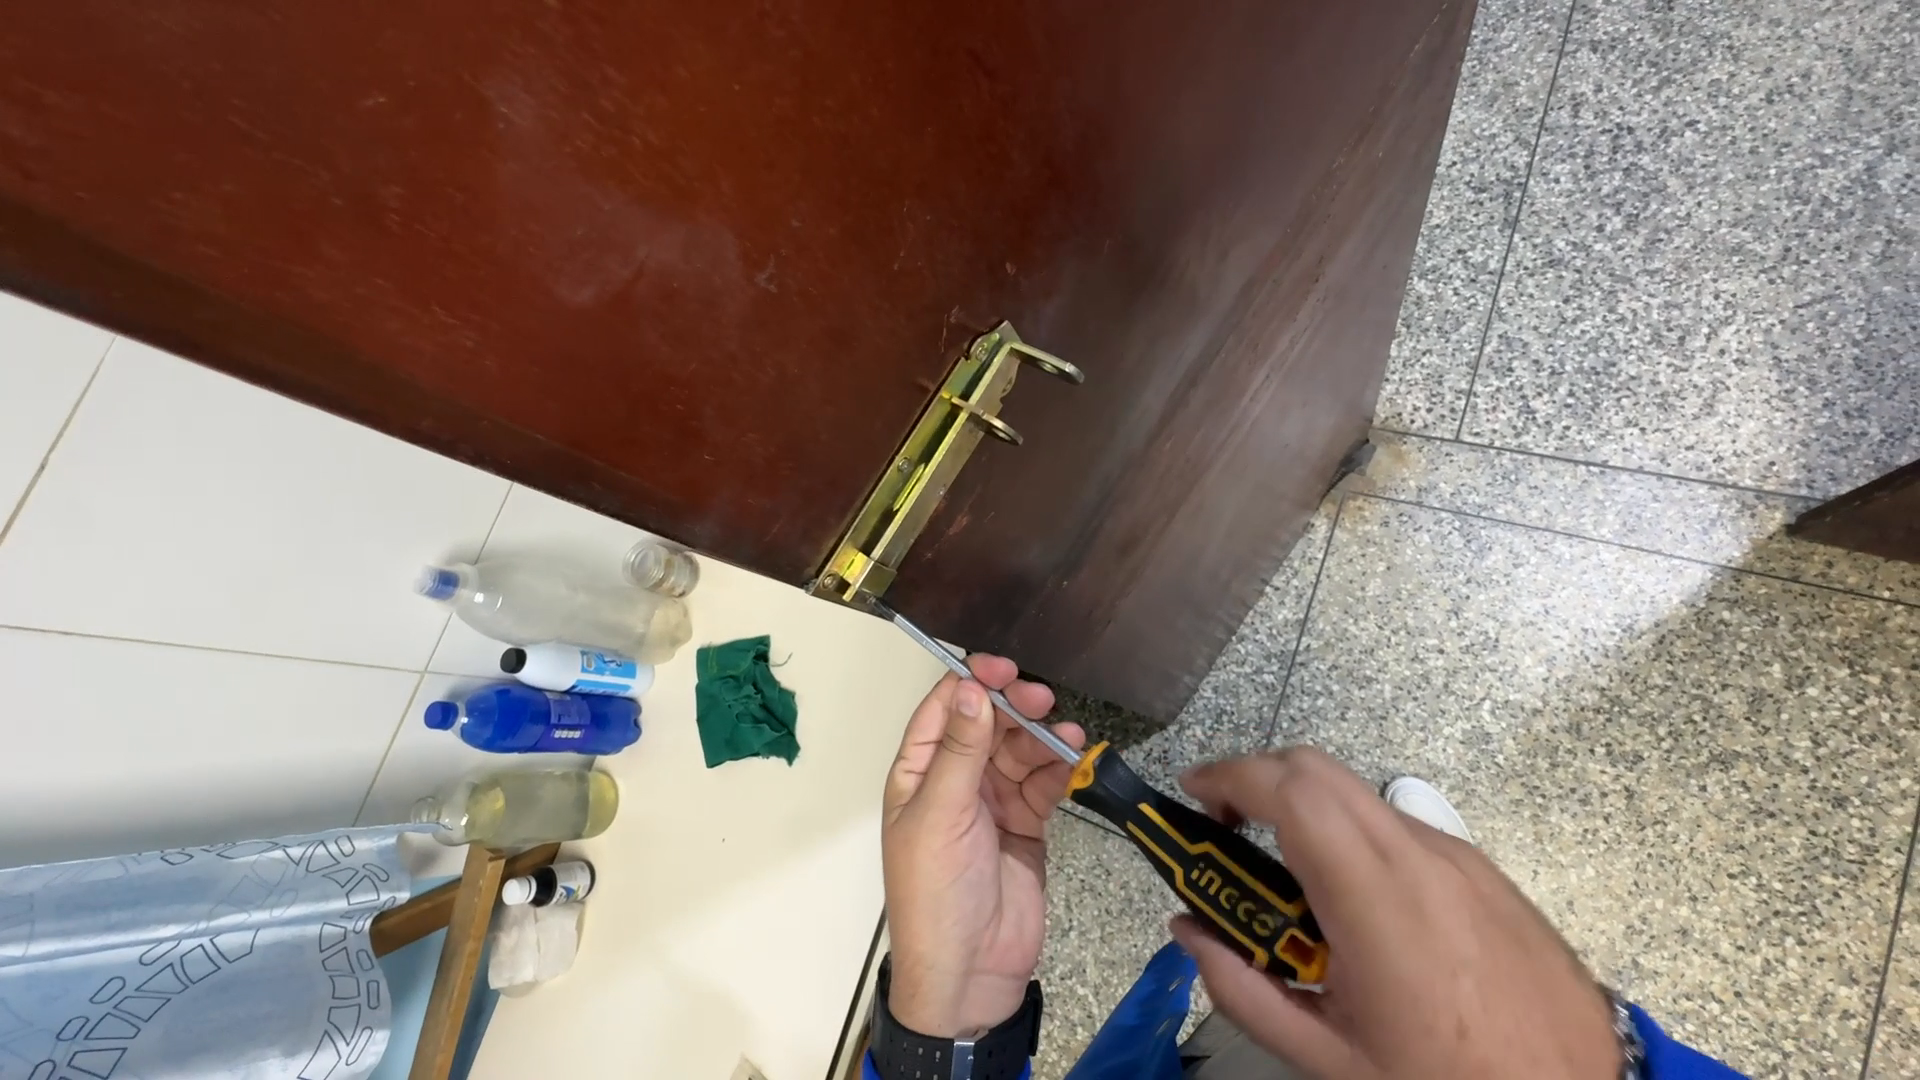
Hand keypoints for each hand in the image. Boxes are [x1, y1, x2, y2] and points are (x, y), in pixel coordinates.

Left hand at [880, 655, 1086, 1037]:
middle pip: (986, 723)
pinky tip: (1074, 757)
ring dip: (1040, 736)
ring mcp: (992, 800)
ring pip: (1019, 749)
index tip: (1002, 665)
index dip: (971, 682)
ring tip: (1066, 731)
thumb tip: (970, 688)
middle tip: (1040, 697)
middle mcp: (955, 778)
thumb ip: (959, 751)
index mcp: (919, 772)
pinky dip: (1058, 767)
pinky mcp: (1027, 822)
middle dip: (1012, 707)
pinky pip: (1043, 782)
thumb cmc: (937, 891)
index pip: (943, 710)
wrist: (972, 974)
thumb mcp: (940, 816)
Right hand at [1171, 748, 1617, 1079]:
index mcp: (1373, 898)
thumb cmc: (1445, 1078)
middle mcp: (1412, 853)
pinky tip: (1349, 892)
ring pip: (1352, 789)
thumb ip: (1241, 990)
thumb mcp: (1327, 1057)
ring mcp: (1451, 852)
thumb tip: (1186, 930)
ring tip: (1278, 859)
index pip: (1291, 793)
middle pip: (1314, 767)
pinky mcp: (1477, 864)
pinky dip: (1344, 826)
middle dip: (1253, 775)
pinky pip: (1391, 820)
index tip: (1191, 792)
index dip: (1230, 776)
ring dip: (1298, 800)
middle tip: (1222, 819)